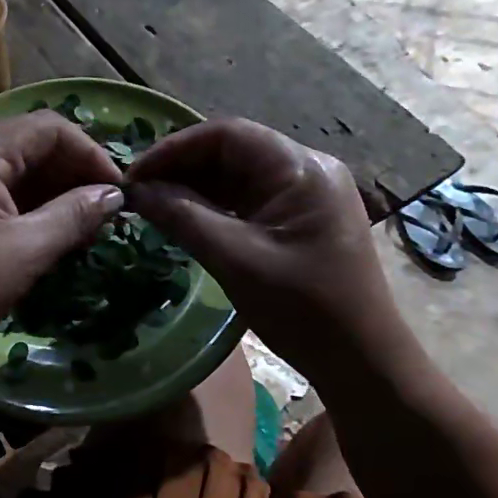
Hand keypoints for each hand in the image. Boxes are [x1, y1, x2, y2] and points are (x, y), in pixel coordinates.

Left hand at [0, 111, 123, 365]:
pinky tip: (54, 230)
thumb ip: (73, 216)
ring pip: (16, 168)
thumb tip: (114, 196)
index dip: (90, 154)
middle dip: (75, 172)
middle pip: (31, 143)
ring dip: (55, 190)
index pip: (48, 129)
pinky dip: (30, 204)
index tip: (118, 192)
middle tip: (107, 210)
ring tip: (87, 224)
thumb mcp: (24, 253)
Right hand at [125, 119, 397, 366]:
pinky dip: (215, 207)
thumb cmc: (304, 310)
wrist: (362, 362)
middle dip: (183, 169)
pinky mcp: (302, 220)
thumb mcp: (236, 261)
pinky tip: (185, 220)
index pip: (227, 134)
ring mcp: (308, 196)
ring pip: (239, 177)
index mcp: (302, 169)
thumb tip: (137, 190)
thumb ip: (183, 217)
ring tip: (153, 207)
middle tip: (138, 194)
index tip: (135, 175)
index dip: (175, 148)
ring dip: (196, 188)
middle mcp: (308, 170)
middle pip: (233, 151)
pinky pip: (251, 200)